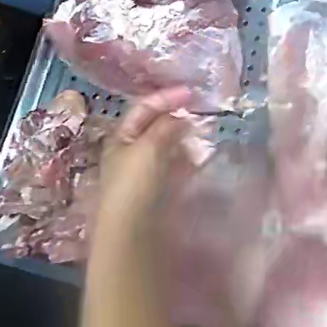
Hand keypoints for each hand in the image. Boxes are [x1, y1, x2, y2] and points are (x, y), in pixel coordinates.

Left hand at [95, 88, 192, 231]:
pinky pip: (175, 169)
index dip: (166, 97)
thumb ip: (166, 127)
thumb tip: (181, 115)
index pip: (143, 108)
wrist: (131, 234)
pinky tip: (200, 159)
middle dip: (178, 118)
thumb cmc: (134, 185)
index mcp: (121, 138)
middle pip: (156, 127)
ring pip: (168, 148)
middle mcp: (130, 152)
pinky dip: (188, 161)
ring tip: (205, 136)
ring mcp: (144, 173)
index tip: (192, 93)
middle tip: (202, 114)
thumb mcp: (149, 148)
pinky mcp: (157, 192)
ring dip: (185, 140)